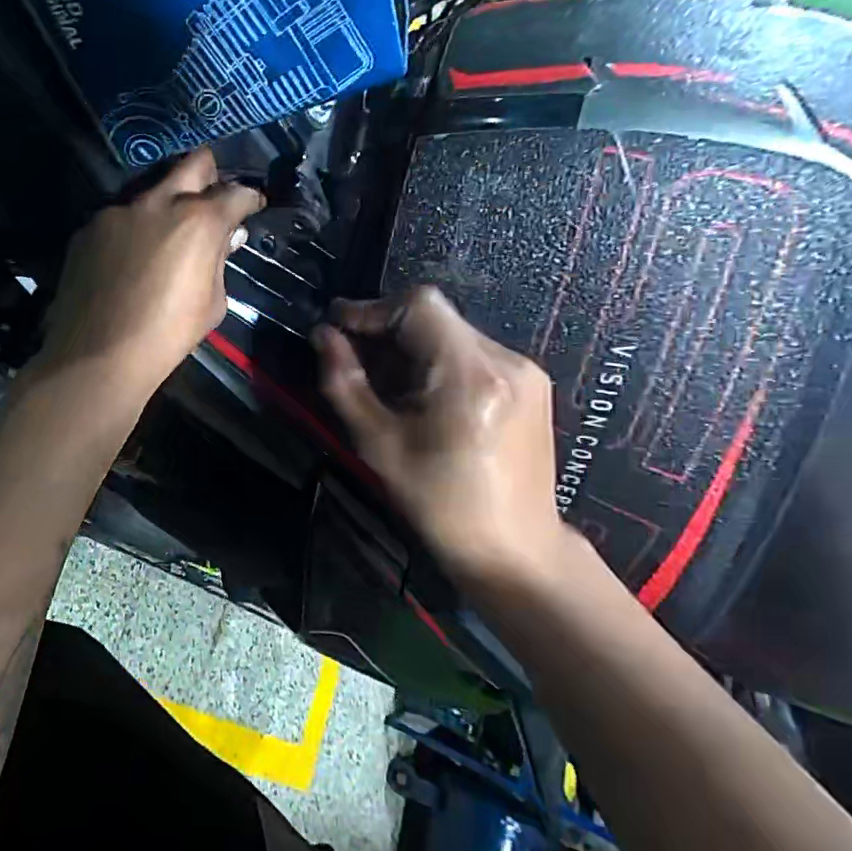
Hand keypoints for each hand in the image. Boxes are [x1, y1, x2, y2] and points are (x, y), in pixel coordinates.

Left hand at [32, 148, 262, 397]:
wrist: (96, 356)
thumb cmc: (165, 336)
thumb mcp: (212, 303)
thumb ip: (218, 262)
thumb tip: (222, 241)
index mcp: (198, 220)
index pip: (236, 192)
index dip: (249, 200)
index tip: (251, 208)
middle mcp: (156, 204)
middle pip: (193, 164)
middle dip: (208, 176)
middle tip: (208, 200)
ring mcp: (115, 213)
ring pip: (148, 194)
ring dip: (160, 210)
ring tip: (158, 240)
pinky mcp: (85, 231)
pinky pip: (116, 221)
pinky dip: (127, 233)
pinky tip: (123, 261)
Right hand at [313, 286, 576, 591]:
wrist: (512, 544)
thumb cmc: (436, 499)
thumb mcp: (376, 442)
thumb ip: (344, 382)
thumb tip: (322, 336)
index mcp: (468, 374)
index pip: (417, 306)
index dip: (369, 309)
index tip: (334, 329)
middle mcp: (505, 360)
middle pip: (434, 315)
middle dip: (384, 328)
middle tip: (347, 357)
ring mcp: (524, 370)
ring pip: (450, 331)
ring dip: (407, 344)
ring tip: (379, 380)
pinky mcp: (529, 383)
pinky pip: (469, 351)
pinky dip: (433, 358)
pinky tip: (415, 393)